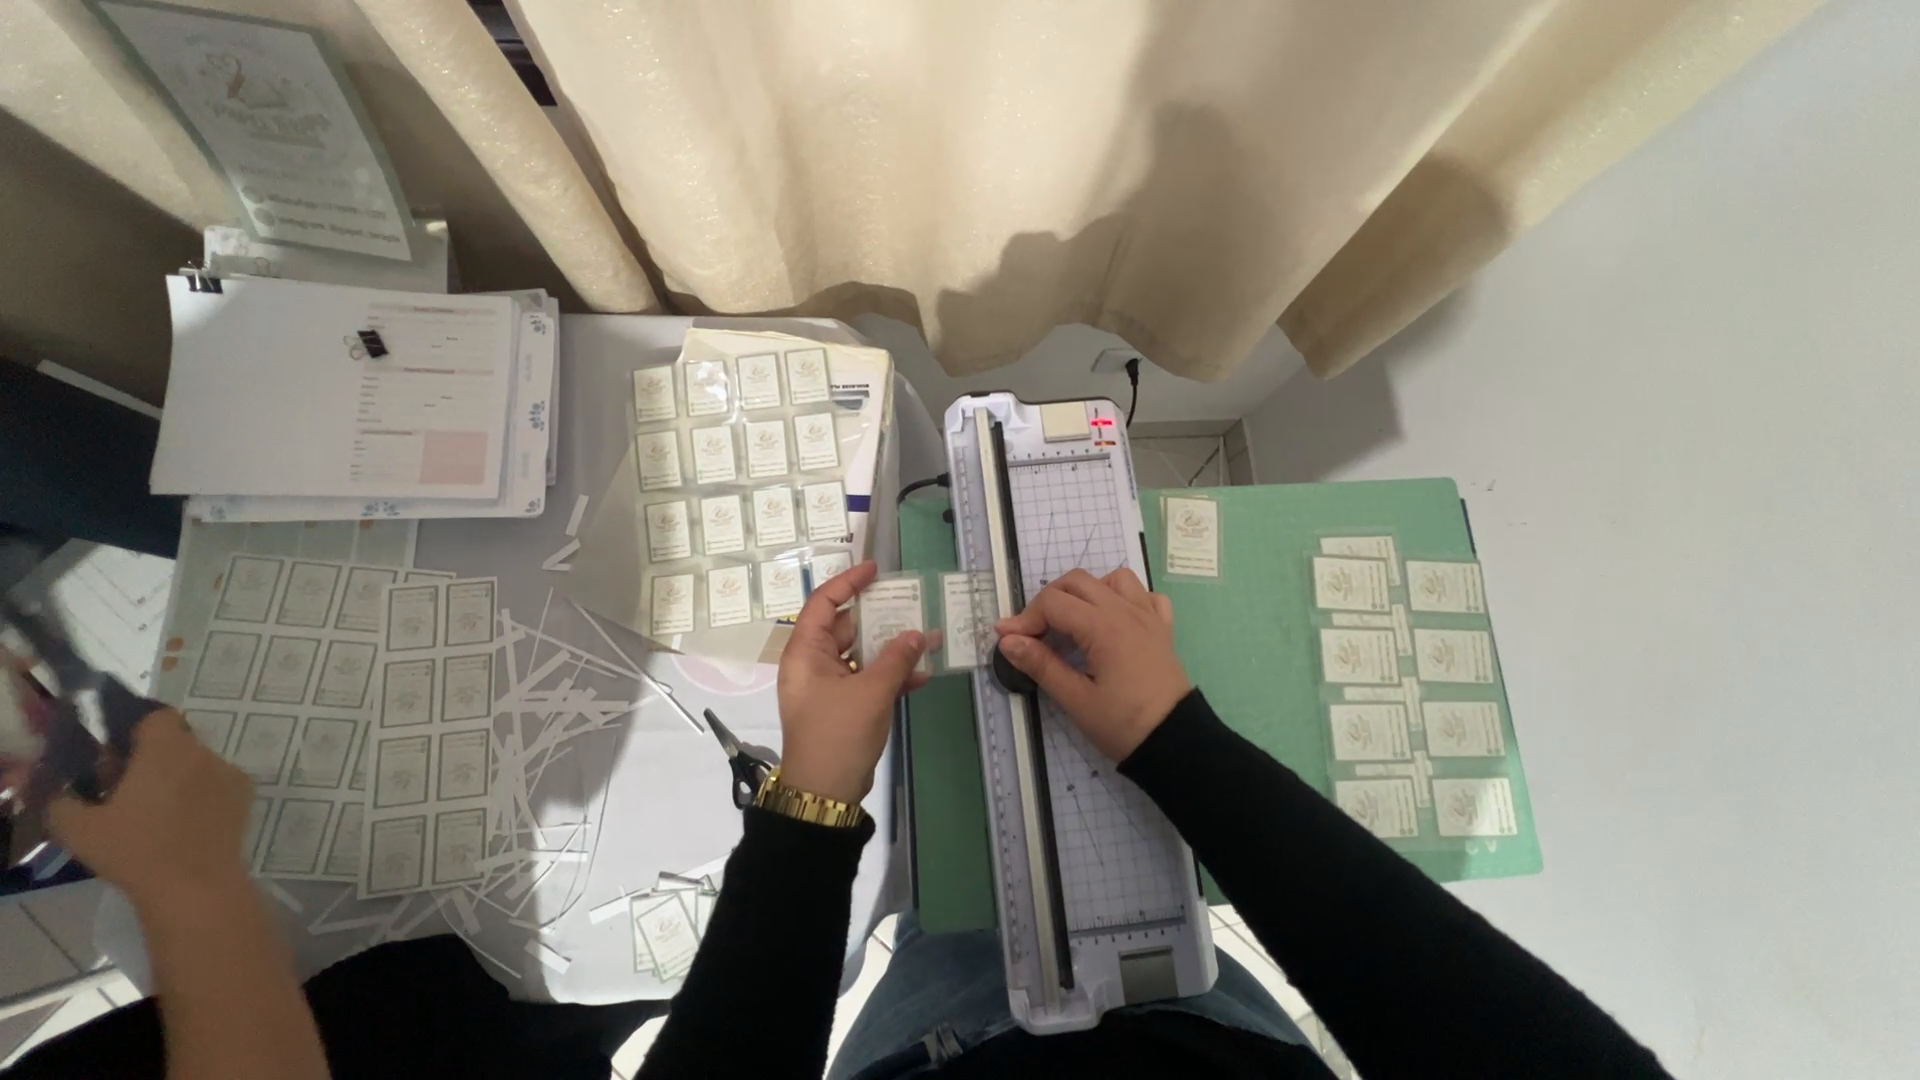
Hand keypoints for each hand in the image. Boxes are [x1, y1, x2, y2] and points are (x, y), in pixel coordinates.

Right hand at [49, 709, 254, 909]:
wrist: (193, 879)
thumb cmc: (132, 849)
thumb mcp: (76, 825)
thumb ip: (66, 795)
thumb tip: (75, 783)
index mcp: (167, 752)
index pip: (158, 717)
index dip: (135, 729)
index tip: (116, 754)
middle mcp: (205, 754)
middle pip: (177, 740)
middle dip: (150, 756)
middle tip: (124, 787)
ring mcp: (231, 772)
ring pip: (196, 761)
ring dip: (175, 774)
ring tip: (152, 809)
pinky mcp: (245, 791)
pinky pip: (215, 779)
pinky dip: (198, 789)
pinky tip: (181, 819)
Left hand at [776, 560, 929, 802]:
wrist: (825, 793)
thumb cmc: (838, 734)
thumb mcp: (871, 692)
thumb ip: (897, 659)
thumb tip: (918, 634)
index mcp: (805, 653)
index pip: (824, 603)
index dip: (848, 582)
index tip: (875, 569)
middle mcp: (813, 663)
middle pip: (846, 627)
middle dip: (880, 617)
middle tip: (911, 605)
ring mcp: (828, 685)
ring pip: (860, 653)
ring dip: (891, 648)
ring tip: (925, 638)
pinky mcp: (843, 705)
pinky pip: (867, 678)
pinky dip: (890, 675)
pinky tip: (920, 675)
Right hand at [995, 568, 1190, 761]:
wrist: (1177, 743)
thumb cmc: (1123, 725)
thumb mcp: (1076, 699)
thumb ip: (1041, 664)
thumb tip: (1008, 641)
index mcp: (1103, 627)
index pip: (1052, 603)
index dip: (1025, 618)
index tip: (1009, 641)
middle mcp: (1126, 611)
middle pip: (1077, 581)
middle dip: (1048, 601)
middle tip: (1034, 633)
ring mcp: (1148, 616)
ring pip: (1113, 579)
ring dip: (1086, 592)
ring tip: (1074, 621)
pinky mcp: (1162, 629)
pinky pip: (1145, 595)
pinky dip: (1125, 598)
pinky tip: (1114, 621)